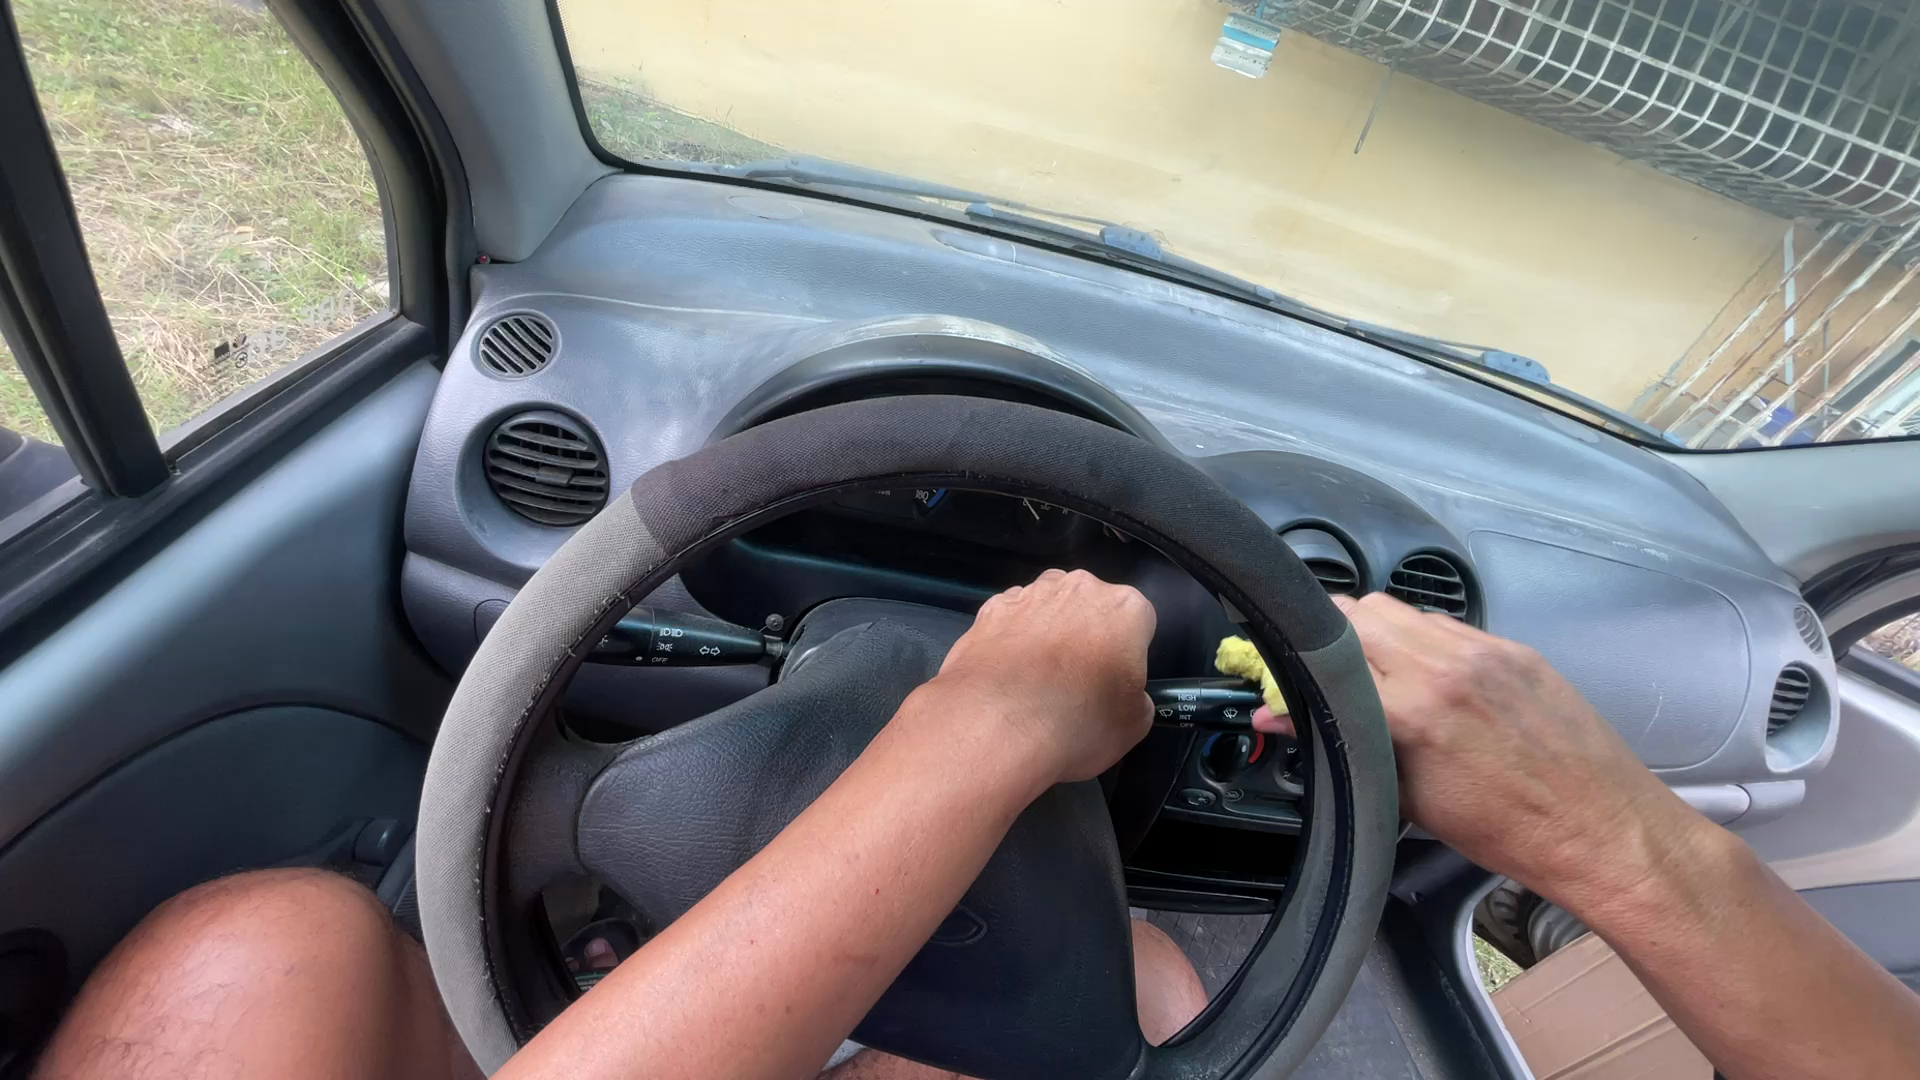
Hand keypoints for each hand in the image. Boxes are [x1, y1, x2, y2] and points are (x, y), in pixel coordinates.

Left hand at [927, 568, 1156, 784]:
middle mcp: (1078, 588)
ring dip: (1047, 633)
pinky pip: (1011, 619)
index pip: (1139, 622)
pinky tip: (1007, 675)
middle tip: (1077, 683)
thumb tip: (1124, 694)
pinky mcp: (990, 608)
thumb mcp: (1133, 724)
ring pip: (1049, 608)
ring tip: (1036, 681)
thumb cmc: (1077, 722)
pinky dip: (1011, 639)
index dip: (1128, 653)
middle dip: (1087, 635)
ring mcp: (1030, 593)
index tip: (1115, 680)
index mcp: (1125, 608)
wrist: (995, 724)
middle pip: (1091, 607)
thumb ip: (1135, 695)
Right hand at [1256, 592, 1702, 908]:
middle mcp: (1444, 665)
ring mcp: (1484, 650)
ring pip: (1398, 608)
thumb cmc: (1500, 828)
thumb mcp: (1401, 793)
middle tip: (1325, 664)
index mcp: (1410, 709)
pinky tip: (1428, 672)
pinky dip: (1420, 638)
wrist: (1609, 834)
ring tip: (1377, 666)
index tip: (1283, 671)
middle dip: (1330, 632)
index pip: (1325, 651)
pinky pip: (1444, 623)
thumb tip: (1269, 718)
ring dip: (1374, 629)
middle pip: (1356, 610)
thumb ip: (1333, 741)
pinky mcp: (1514, 647)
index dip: (1295, 657)